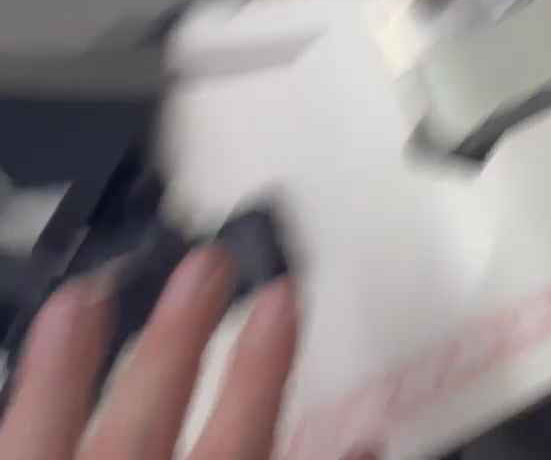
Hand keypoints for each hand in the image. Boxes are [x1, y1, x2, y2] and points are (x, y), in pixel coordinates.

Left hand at [0, 246, 299, 459]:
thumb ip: (296, 456)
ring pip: (42, 436)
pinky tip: (17, 372)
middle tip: (205, 263)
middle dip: (177, 334)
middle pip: (144, 417)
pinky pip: (2, 451)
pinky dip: (13, 406)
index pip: (237, 428)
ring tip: (78, 298)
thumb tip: (361, 439)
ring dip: (61, 368)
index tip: (283, 294)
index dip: (262, 359)